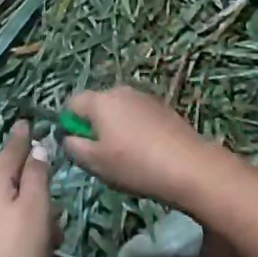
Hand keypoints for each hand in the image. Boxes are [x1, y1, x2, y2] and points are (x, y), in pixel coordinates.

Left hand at [0, 122, 52, 256]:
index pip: (10, 149)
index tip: (26, 121)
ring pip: (5, 213)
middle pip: (9, 184)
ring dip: (27, 224)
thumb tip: (36, 147)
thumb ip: (38, 175)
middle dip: (34, 195)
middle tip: (55, 219)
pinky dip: (14, 245)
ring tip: (45, 254)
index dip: (22, 136)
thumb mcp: (36, 211)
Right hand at [62, 86, 236, 208]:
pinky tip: (146, 152)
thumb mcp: (96, 163)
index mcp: (100, 100)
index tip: (78, 146)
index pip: (72, 102)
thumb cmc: (135, 164)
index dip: (70, 123)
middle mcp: (120, 91)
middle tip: (101, 156)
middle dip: (94, 126)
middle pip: (97, 104)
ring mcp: (143, 97)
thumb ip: (74, 147)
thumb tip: (68, 138)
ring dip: (115, 128)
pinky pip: (137, 115)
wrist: (189, 165)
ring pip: (118, 110)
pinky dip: (135, 129)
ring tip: (126, 157)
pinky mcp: (162, 107)